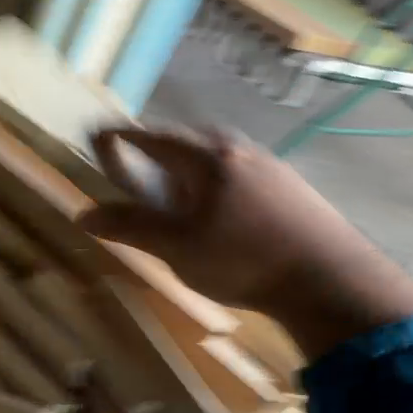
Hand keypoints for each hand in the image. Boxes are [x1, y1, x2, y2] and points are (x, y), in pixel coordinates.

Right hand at [82, 127, 412, 360]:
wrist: (329, 279)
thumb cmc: (241, 258)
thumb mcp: (173, 246)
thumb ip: (128, 226)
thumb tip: (83, 213)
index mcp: (203, 160)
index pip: (151, 137)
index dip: (119, 137)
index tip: (94, 133)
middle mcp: (236, 152)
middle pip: (186, 138)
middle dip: (155, 145)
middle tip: (133, 160)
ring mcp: (268, 167)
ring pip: (215, 153)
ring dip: (186, 162)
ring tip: (171, 186)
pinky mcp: (289, 188)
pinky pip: (237, 170)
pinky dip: (212, 178)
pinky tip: (213, 206)